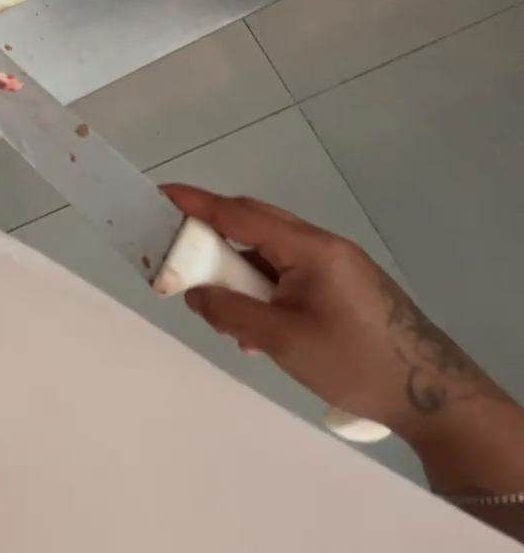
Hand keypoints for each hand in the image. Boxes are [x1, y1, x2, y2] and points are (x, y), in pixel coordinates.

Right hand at [163, 183, 509, 441]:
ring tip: (221, 306)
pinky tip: (255, 323)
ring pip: (267, 250)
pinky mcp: (344, 287)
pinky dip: (259, 285)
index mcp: (312, 251)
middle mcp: (326, 249)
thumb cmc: (359, 364)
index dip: (194, 202)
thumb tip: (194, 295)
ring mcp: (338, 267)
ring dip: (236, 269)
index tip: (158, 194)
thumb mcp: (279, 340)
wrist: (442, 405)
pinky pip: (286, 272)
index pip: (239, 214)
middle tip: (177, 251)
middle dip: (210, 234)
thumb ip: (225, 310)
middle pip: (253, 223)